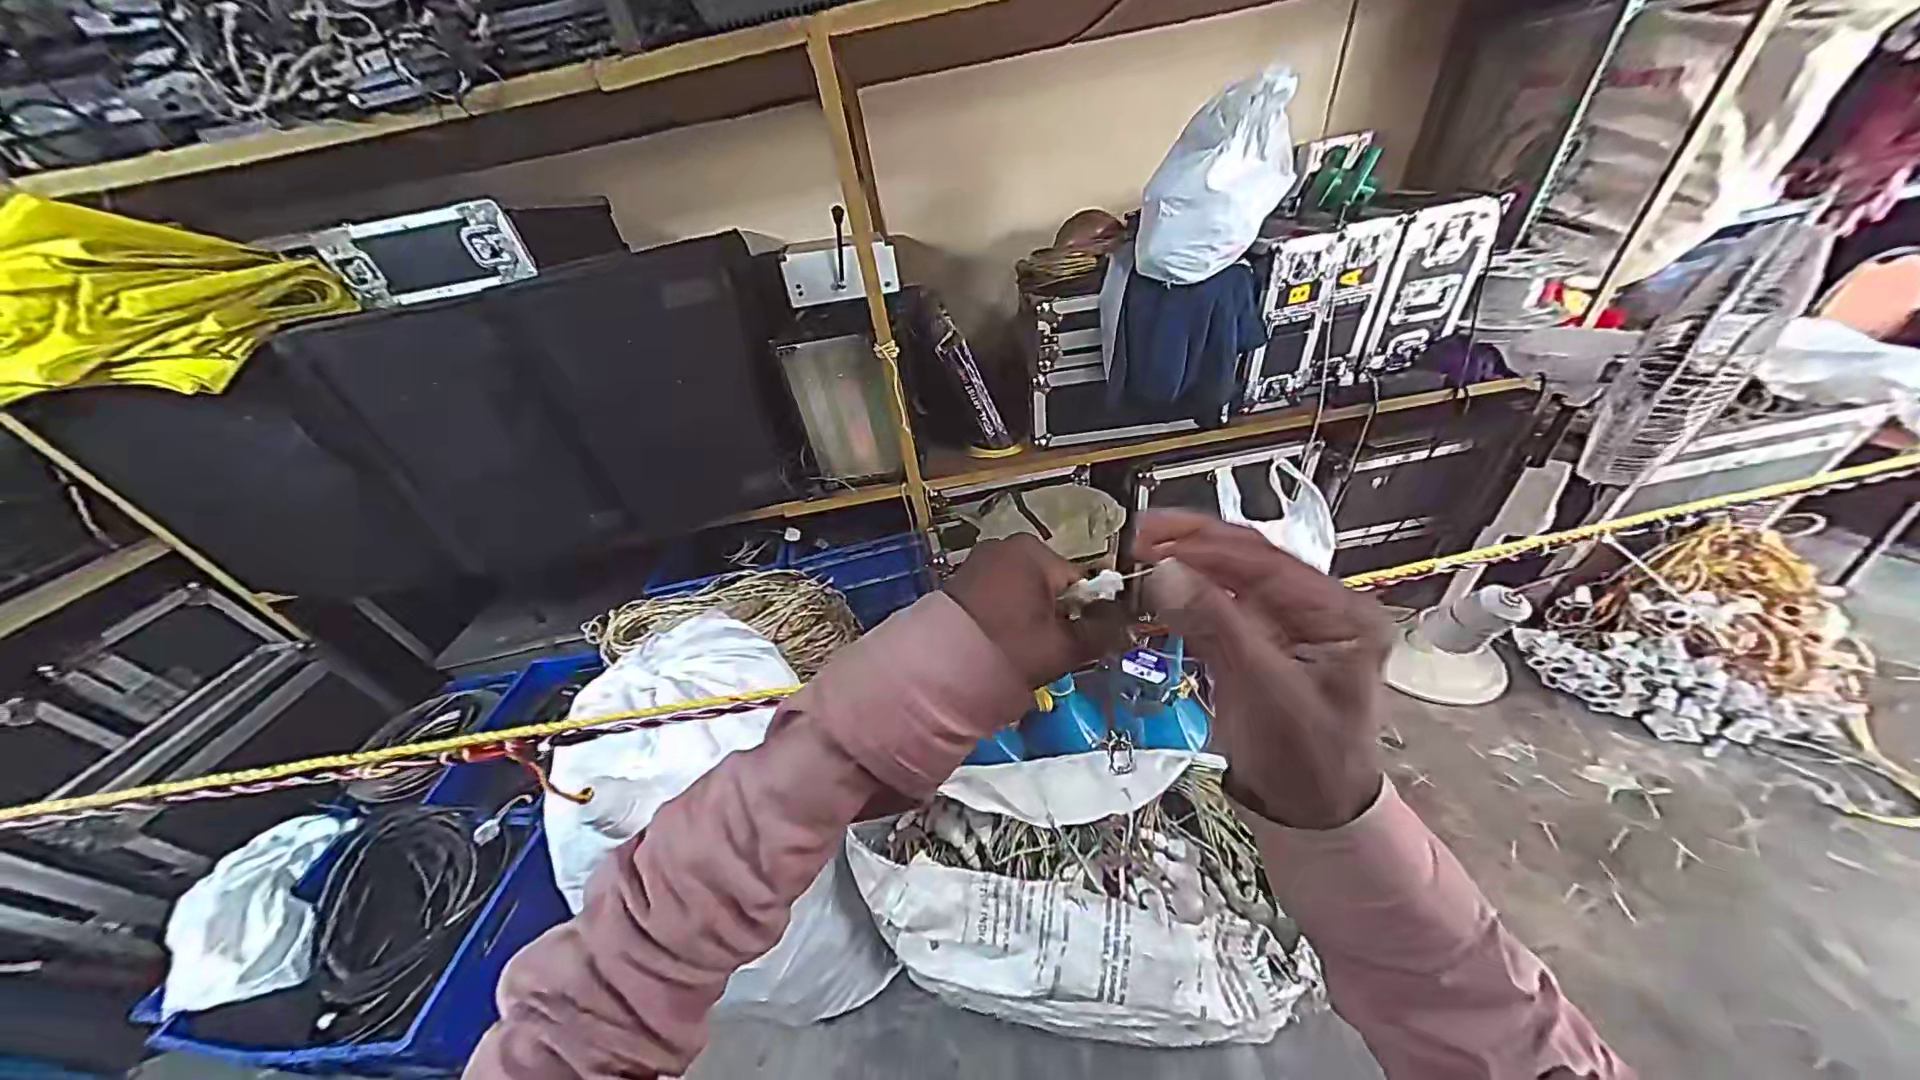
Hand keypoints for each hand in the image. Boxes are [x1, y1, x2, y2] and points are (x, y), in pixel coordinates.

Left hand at [943, 534, 1130, 689]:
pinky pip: (999, 593)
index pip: (1080, 581)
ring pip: (1025, 590)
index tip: (1075, 642)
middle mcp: (1006, 545)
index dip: (1084, 614)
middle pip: (1051, 584)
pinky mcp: (961, 579)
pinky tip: (998, 639)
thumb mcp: (1062, 647)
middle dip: (1055, 615)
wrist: (938, 668)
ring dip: (1030, 616)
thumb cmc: (1008, 649)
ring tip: (1019, 647)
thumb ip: (1102, 634)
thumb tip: (1132, 628)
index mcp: (1034, 551)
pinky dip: (1005, 613)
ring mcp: (979, 560)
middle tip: (1045, 649)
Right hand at [1134, 509, 1391, 828]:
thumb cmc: (1307, 760)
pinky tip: (1155, 586)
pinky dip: (1181, 596)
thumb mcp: (1265, 690)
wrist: (1308, 811)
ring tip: (1140, 552)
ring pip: (1225, 579)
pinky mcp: (1253, 640)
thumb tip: (1166, 573)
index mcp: (1339, 613)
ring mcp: (1282, 623)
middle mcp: (1313, 608)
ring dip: (1182, 565)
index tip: (1156, 540)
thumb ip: (1216, 626)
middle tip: (1141, 534)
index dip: (1206, 546)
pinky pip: (1213, 606)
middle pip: (1246, 559)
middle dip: (1191, 544)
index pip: (1266, 561)